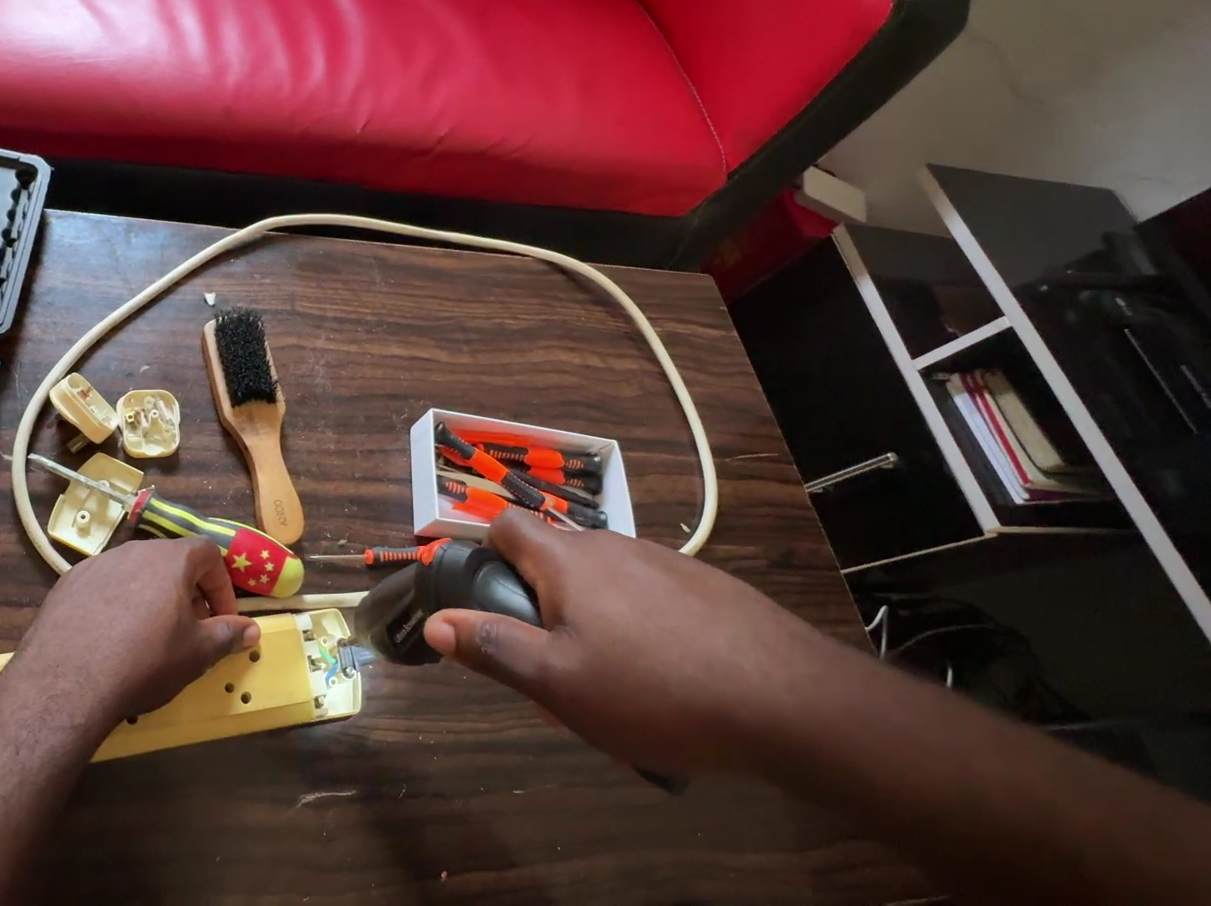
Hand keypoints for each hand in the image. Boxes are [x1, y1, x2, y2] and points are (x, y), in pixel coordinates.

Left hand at [14, 536, 261, 727]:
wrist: (67, 682)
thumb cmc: (145, 661)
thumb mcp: (196, 653)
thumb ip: (227, 635)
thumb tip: (252, 630)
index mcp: (170, 558)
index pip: (208, 553)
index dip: (221, 585)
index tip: (222, 619)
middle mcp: (133, 551)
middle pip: (170, 560)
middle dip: (187, 591)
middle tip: (189, 628)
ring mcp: (96, 564)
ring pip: (135, 573)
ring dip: (151, 596)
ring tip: (149, 635)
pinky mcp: (67, 584)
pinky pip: (103, 586)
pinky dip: (116, 604)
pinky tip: (110, 638)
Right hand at [423, 512, 847, 773]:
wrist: (791, 701)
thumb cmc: (654, 689)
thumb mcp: (557, 682)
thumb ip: (492, 647)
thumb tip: (434, 620)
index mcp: (567, 560)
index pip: (506, 525)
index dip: (486, 554)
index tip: (492, 602)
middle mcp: (612, 546)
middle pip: (554, 559)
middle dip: (541, 605)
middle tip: (554, 668)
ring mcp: (664, 562)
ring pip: (604, 582)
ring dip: (591, 618)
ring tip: (613, 683)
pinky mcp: (706, 586)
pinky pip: (649, 597)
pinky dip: (639, 625)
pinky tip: (666, 677)